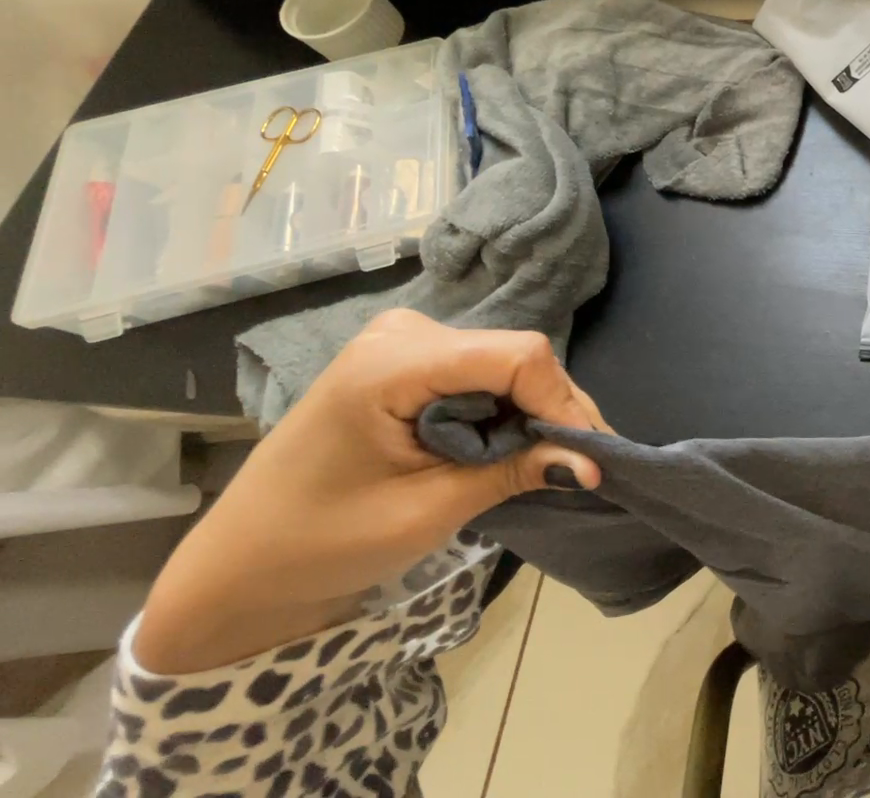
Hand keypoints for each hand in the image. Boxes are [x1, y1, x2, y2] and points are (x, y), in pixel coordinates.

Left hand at [135, 310, 605, 674]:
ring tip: (558, 460)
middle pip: (517, 356)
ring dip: (538, 411)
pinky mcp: (411, 361)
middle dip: (557, 409)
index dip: (562, 400)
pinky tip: (520, 444)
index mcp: (392, 363)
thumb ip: (515, 471)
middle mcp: (404, 333)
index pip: (515, 356)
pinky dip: (512, 409)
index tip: (591, 455)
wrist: (243, 565)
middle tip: (586, 465)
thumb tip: (596, 465)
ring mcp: (405, 342)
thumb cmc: (321, 544)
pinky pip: (486, 373)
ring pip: (509, 363)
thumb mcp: (430, 510)